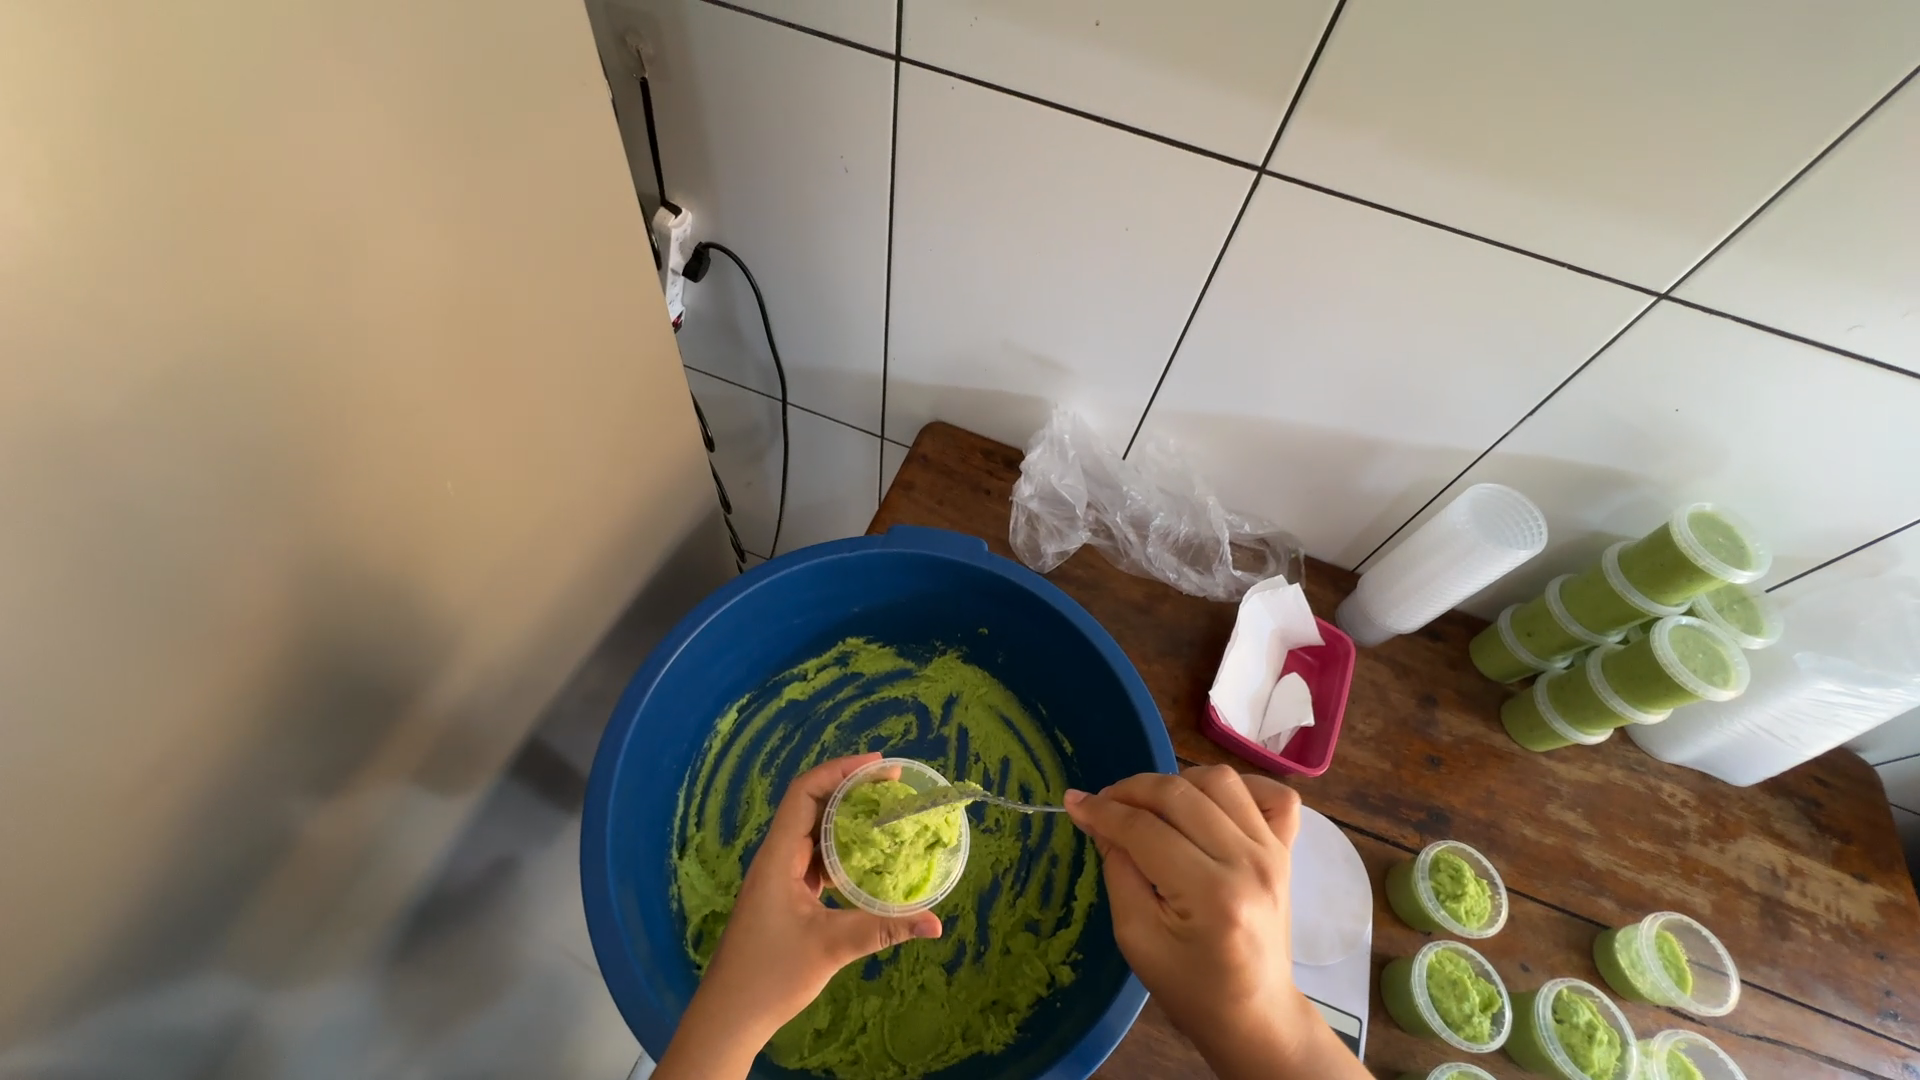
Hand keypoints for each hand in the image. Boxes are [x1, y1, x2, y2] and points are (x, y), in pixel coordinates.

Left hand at [656, 754, 942, 1079]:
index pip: (805, 793)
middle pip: (812, 803)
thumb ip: (883, 929)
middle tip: (893, 783)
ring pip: (815, 829)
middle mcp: (777, 856)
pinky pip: (816, 854)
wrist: (728, 1016)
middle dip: (851, 787)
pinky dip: (843, 846)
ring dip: (847, 815)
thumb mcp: (831, 948)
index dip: (839, 770)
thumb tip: (936, 923)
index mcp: (778, 856)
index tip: (877, 764)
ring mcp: (780, 874)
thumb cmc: (770, 976)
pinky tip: (869, 854)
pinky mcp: (786, 892)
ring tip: (886, 809)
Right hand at [1065, 766, 1365, 1079]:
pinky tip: (1212, 803)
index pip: (1144, 829)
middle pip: (1178, 794)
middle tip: (1104, 804)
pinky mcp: (1287, 849)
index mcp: (1211, 895)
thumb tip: (1095, 815)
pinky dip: (1240, 786)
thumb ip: (1117, 868)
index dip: (1103, 811)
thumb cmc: (1190, 986)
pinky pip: (1271, 793)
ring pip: (1219, 780)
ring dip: (1176, 782)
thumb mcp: (1136, 937)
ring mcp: (1273, 852)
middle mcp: (1248, 863)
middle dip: (1130, 791)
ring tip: (1154, 806)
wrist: (1254, 1015)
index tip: (1074, 802)